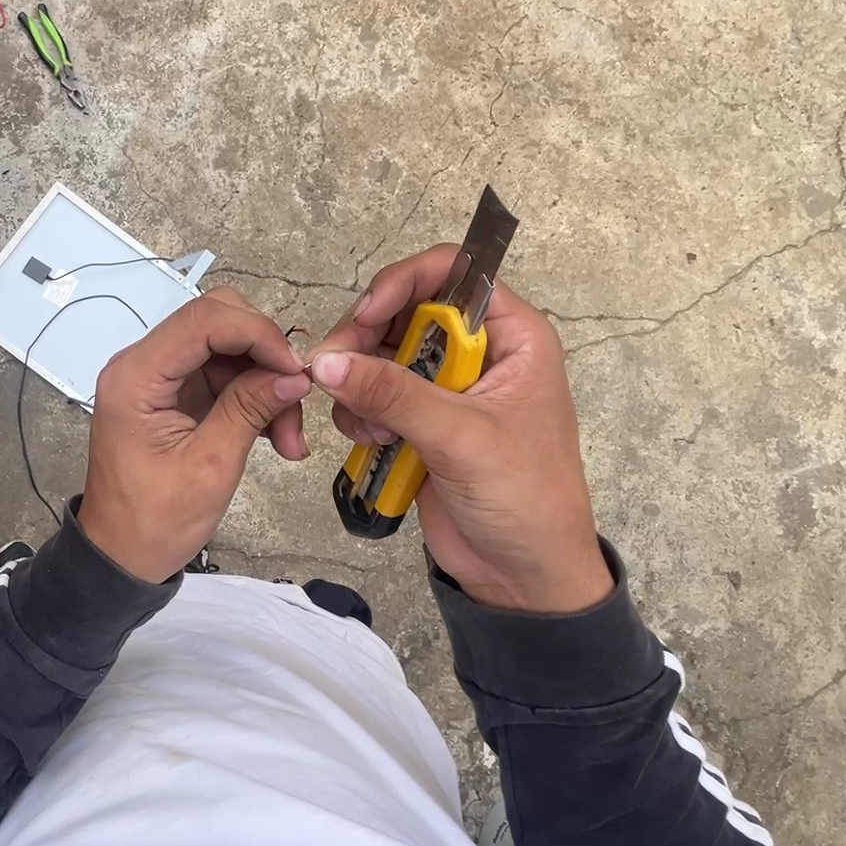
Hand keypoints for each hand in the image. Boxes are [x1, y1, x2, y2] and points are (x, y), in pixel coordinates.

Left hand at [78, 288, 311, 582]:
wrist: (122, 555)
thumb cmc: (153, 521)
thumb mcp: (209, 466)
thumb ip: (249, 410)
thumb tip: (295, 374)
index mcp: (136, 377)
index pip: (204, 319)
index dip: (259, 334)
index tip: (296, 371)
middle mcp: (141, 365)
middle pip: (217, 323)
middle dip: (264, 356)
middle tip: (294, 399)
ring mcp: (159, 379)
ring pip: (229, 352)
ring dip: (266, 386)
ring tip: (289, 440)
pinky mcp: (174, 396)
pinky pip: (224, 378)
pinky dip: (254, 400)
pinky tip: (276, 437)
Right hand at [308, 246, 612, 612]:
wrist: (520, 572)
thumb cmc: (522, 498)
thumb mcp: (460, 438)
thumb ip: (392, 394)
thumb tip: (323, 363)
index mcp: (512, 337)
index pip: (453, 273)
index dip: (404, 283)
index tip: (365, 317)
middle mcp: (474, 353)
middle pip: (403, 312)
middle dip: (364, 340)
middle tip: (334, 373)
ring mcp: (442, 388)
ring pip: (378, 354)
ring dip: (357, 384)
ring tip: (365, 427)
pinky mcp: (416, 422)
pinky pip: (370, 396)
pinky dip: (358, 414)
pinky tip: (370, 442)